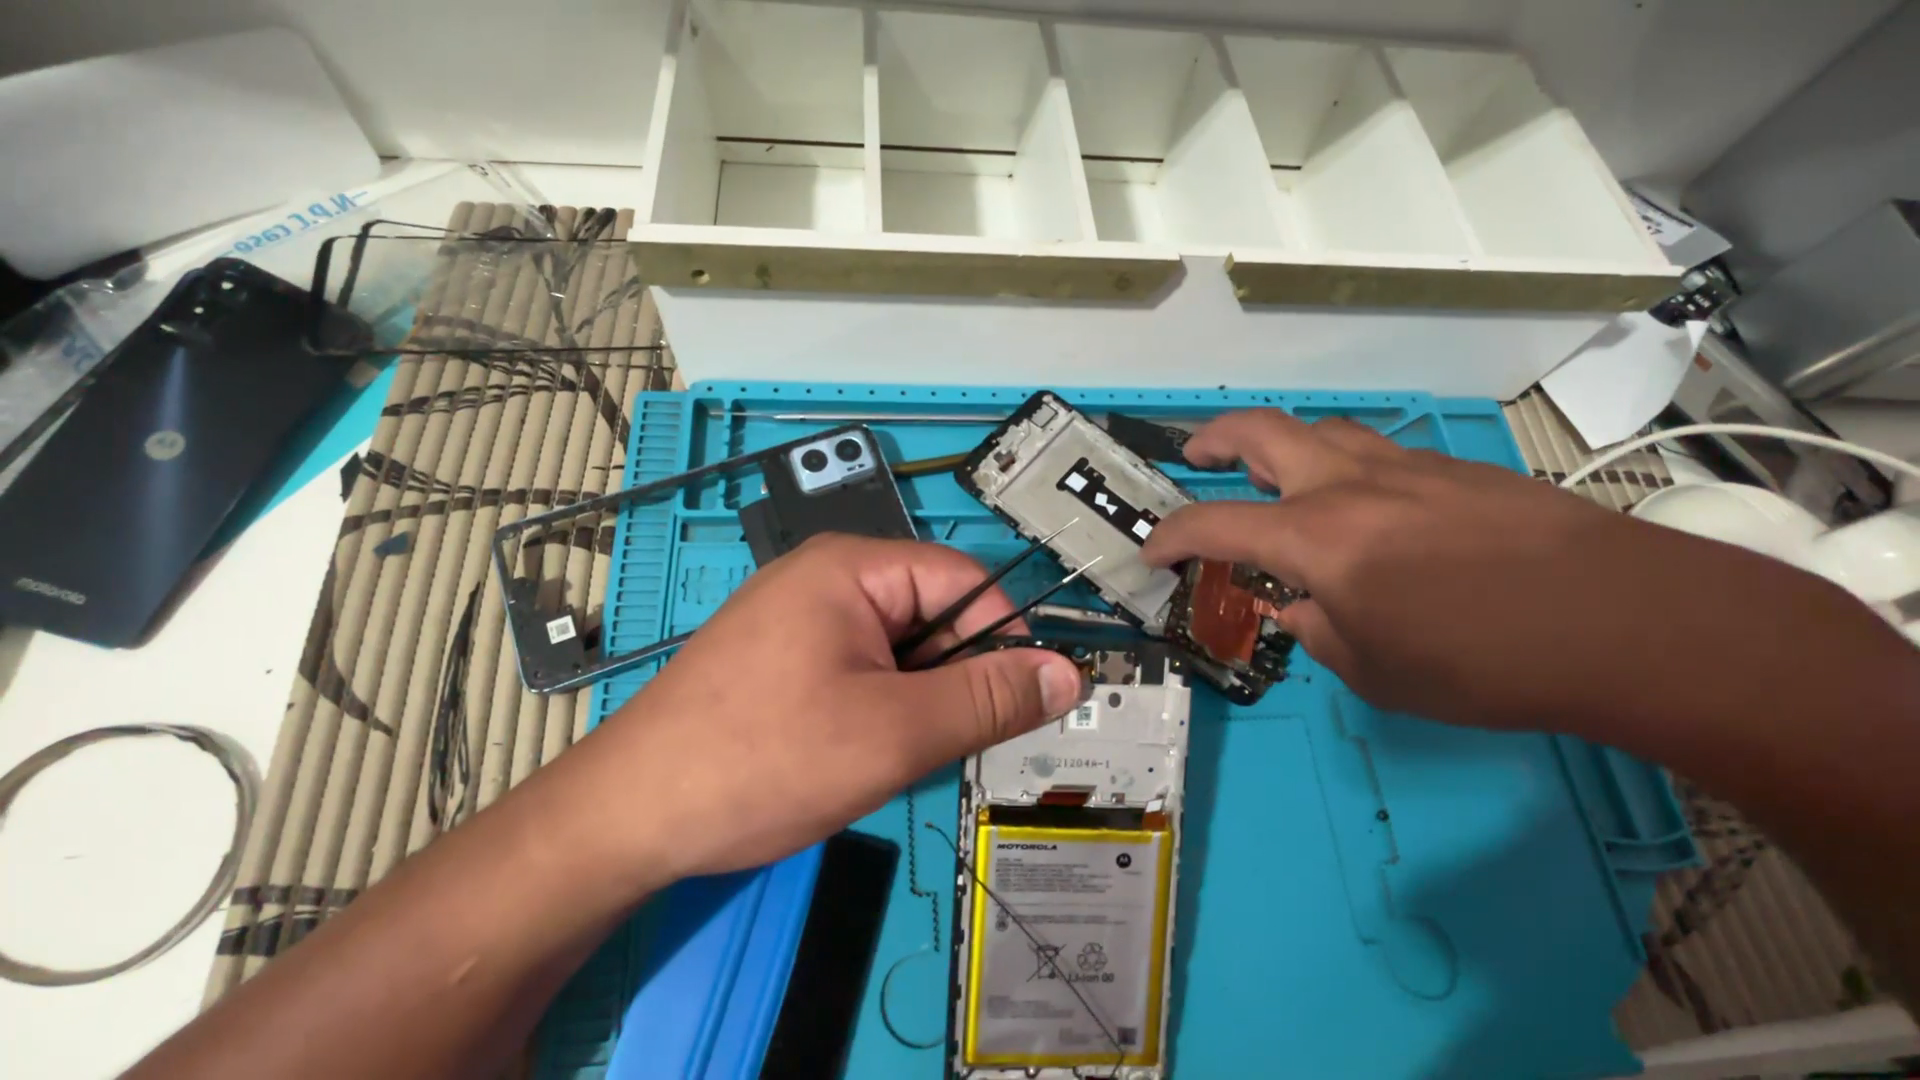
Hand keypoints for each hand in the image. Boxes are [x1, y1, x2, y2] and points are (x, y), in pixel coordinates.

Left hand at [585, 534, 1088, 880]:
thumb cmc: (764, 760)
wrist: (631, 817)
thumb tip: (1067, 673)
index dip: (1004, 637)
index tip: (1020, 703)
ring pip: (898, 651)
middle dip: (953, 679)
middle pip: (931, 614)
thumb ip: (987, 700)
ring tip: (892, 756)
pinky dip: (878, 711)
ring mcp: (796, 621)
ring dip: (916, 702)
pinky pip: (859, 671)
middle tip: (945, 743)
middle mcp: (824, 580)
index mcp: (851, 569)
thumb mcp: (894, 733)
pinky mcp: (780, 661)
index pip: (964, 580)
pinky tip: (857, 756)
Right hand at [1141, 409, 1880, 731]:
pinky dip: (1342, 466)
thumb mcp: (1375, 673)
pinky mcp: (1455, 469)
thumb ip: (1319, 632)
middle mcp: (1351, 484)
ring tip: (1272, 476)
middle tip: (1193, 457)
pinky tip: (1361, 506)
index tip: (1150, 552)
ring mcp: (1407, 467)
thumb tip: (1303, 608)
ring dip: (1281, 445)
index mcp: (1318, 537)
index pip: (1214, 523)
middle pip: (1261, 430)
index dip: (1171, 536)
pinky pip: (1376, 452)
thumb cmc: (1484, 663)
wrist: (1626, 622)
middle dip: (1213, 438)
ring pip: (1322, 430)